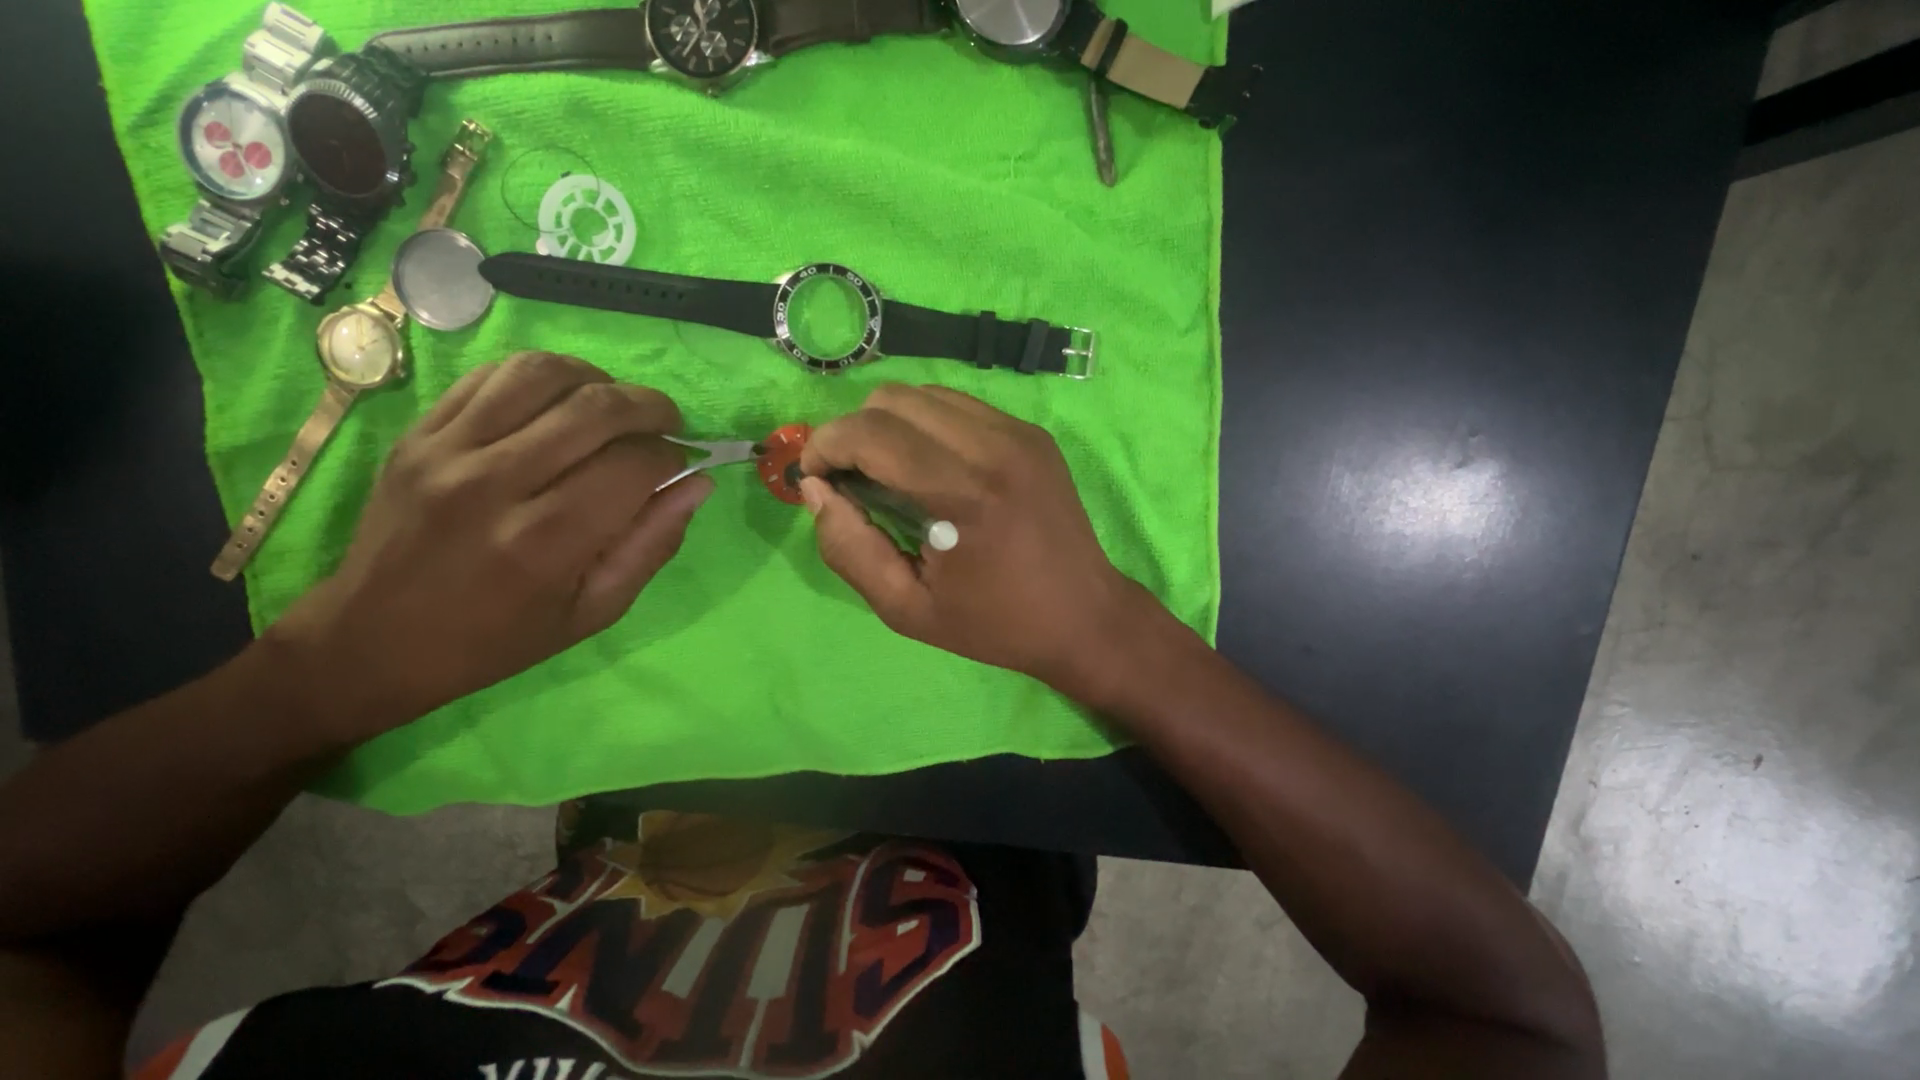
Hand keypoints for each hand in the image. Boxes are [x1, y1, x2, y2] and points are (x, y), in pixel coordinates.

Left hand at [266, 352, 713, 742]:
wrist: (372, 640)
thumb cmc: (495, 641)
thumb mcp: (590, 613)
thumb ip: (650, 545)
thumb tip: (697, 483)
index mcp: (543, 543)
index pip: (633, 466)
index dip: (672, 458)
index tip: (679, 467)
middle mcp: (494, 484)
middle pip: (596, 408)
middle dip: (651, 408)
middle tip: (666, 424)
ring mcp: (448, 450)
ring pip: (543, 373)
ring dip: (597, 379)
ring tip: (613, 404)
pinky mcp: (418, 432)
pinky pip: (491, 375)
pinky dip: (541, 376)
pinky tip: (559, 399)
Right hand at [799, 384, 1157, 704]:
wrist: (1084, 616)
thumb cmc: (994, 624)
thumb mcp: (906, 609)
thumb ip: (849, 549)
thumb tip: (815, 490)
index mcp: (964, 495)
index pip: (872, 433)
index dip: (826, 446)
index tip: (815, 478)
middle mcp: (994, 447)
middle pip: (892, 399)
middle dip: (853, 432)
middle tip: (850, 480)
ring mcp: (1019, 433)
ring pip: (925, 393)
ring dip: (889, 425)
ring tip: (889, 473)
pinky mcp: (1032, 433)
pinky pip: (959, 405)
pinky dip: (927, 425)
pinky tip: (930, 468)